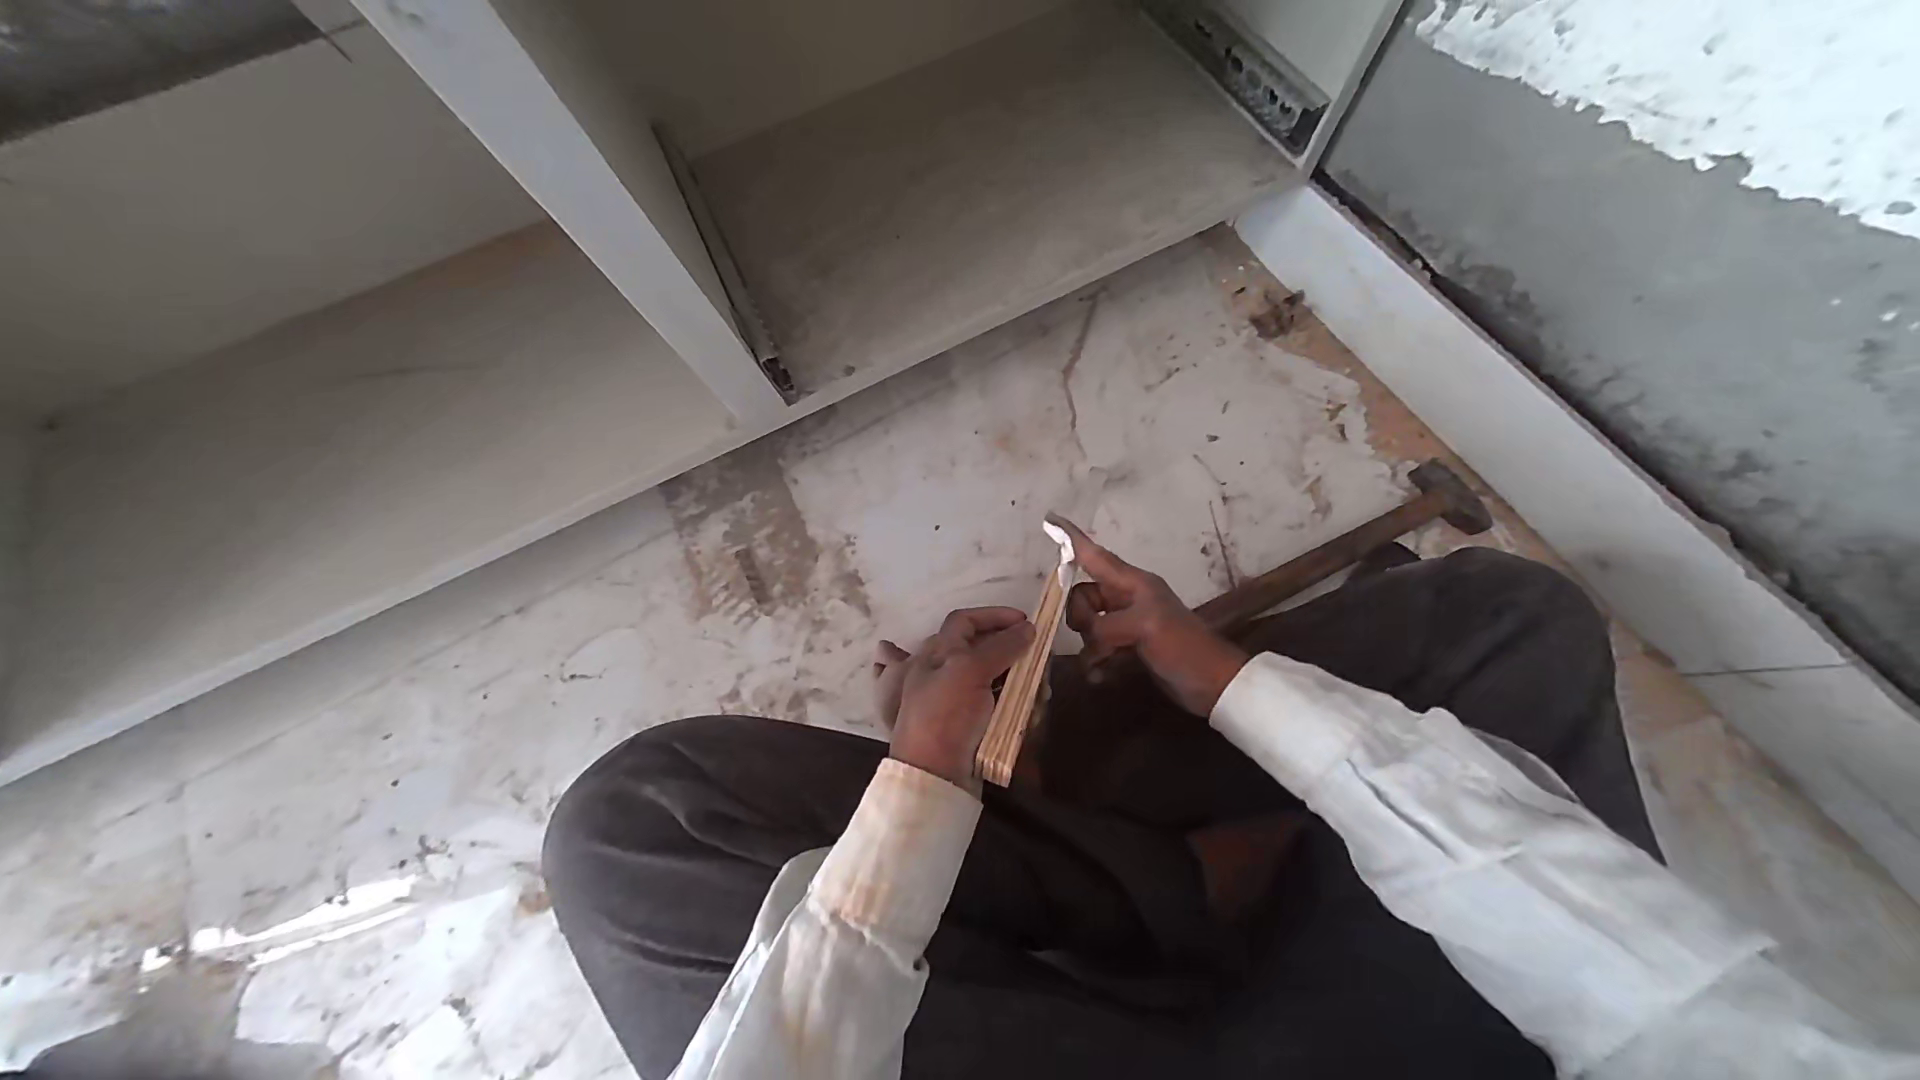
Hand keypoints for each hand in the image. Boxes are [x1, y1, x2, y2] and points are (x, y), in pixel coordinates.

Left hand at [886, 607, 1034, 794]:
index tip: (1025, 621)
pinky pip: (1002, 708)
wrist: (932, 775)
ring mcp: (961, 702)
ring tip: (1040, 696)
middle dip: (1017, 656)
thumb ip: (1000, 647)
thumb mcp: (969, 672)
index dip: (994, 616)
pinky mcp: (973, 726)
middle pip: (988, 651)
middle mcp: (946, 673)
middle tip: (1040, 665)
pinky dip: (1019, 709)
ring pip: (1000, 681)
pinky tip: (1031, 716)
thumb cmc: (944, 716)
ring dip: (1023, 685)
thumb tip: (1028, 628)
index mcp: (937, 654)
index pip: (965, 621)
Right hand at [1055, 518, 1249, 716]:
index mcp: (1132, 583)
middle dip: (1080, 618)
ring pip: (1086, 625)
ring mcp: (1125, 624)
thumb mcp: (1145, 626)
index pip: (1094, 554)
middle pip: (1082, 596)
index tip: (1049, 518)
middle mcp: (1125, 598)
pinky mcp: (1126, 648)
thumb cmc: (1184, 646)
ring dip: (1089, 647)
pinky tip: (1103, 677)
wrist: (1213, 685)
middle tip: (1096, 637)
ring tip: (1103, 664)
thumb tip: (1088, 635)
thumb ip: (1106, 624)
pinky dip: (1095, 662)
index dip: (1071, 537)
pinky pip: (1095, 649)